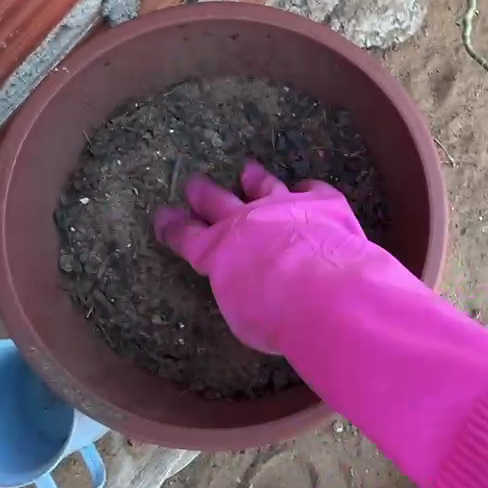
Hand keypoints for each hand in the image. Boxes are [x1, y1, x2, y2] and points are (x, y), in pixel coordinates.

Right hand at [152, 162, 400, 353]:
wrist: (323, 291)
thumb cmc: (275, 316)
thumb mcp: (243, 315)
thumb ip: (241, 292)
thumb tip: (248, 288)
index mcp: (217, 252)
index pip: (187, 237)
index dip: (174, 227)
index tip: (164, 216)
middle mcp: (245, 221)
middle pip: (218, 202)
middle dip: (204, 194)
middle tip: (195, 184)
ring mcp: (283, 206)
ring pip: (264, 187)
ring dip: (255, 180)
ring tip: (249, 171)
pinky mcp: (321, 202)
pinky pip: (311, 189)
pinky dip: (307, 189)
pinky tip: (307, 187)